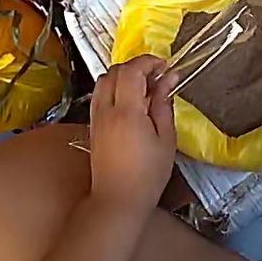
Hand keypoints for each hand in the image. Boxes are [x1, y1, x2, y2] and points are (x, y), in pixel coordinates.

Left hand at [87, 54, 177, 212]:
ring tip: (145, 88)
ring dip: (124, 76)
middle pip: (114, 71)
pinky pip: (100, 95)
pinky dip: (115, 89)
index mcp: (126, 111)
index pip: (131, 70)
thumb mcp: (166, 138)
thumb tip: (168, 80)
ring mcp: (96, 117)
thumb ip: (164, 105)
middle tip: (158, 77)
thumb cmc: (149, 173)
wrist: (118, 199)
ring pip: (103, 81)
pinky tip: (131, 102)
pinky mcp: (93, 126)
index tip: (166, 67)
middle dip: (137, 67)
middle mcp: (106, 109)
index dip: (149, 62)